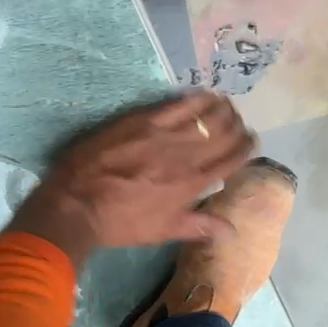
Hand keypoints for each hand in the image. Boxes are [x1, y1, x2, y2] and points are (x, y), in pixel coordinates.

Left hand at [7, 91, 258, 267]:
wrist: (77, 204)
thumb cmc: (119, 223)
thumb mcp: (162, 231)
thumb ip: (200, 226)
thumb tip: (232, 232)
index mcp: (193, 184)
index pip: (232, 159)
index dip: (246, 148)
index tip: (250, 141)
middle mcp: (186, 156)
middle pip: (223, 133)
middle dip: (236, 125)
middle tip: (237, 122)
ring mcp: (164, 135)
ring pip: (206, 115)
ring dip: (221, 109)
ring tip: (225, 106)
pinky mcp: (142, 120)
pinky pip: (178, 104)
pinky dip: (195, 98)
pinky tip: (203, 94)